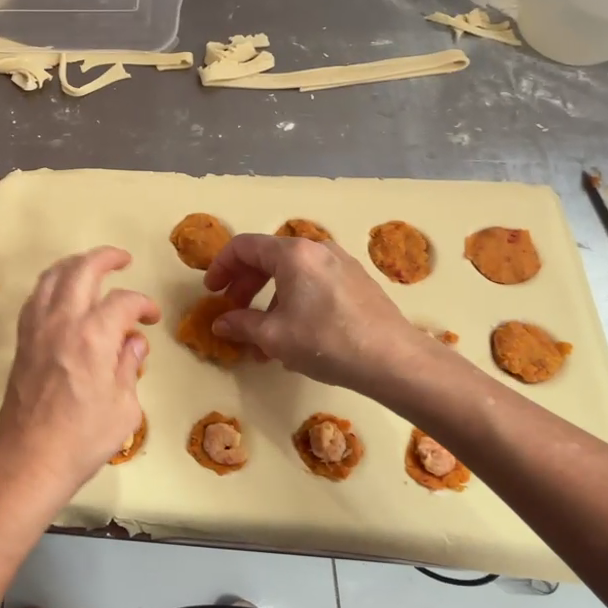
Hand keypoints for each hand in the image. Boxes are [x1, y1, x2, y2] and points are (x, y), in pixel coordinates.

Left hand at [0, 247, 158, 500]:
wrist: (29, 458)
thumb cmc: (82, 439)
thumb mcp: (124, 407)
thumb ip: (129, 367)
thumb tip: (134, 342)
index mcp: (93, 336)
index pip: (123, 301)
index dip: (143, 303)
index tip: (152, 317)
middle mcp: (61, 321)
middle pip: (81, 270)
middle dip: (105, 258)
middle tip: (123, 259)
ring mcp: (36, 328)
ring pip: (52, 276)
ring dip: (74, 264)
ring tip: (91, 267)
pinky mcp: (22, 340)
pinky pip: (36, 297)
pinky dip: (52, 285)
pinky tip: (63, 294)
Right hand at [202, 234, 437, 395]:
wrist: (394, 361)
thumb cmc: (326, 341)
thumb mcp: (274, 337)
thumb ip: (241, 324)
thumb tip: (221, 324)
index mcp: (292, 253)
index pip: (244, 246)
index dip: (221, 266)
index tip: (212, 291)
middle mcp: (317, 249)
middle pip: (268, 257)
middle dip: (244, 284)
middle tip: (233, 310)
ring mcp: (341, 264)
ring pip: (292, 273)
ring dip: (269, 296)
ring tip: (262, 330)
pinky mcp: (357, 282)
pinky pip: (313, 282)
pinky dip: (293, 299)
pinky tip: (294, 332)